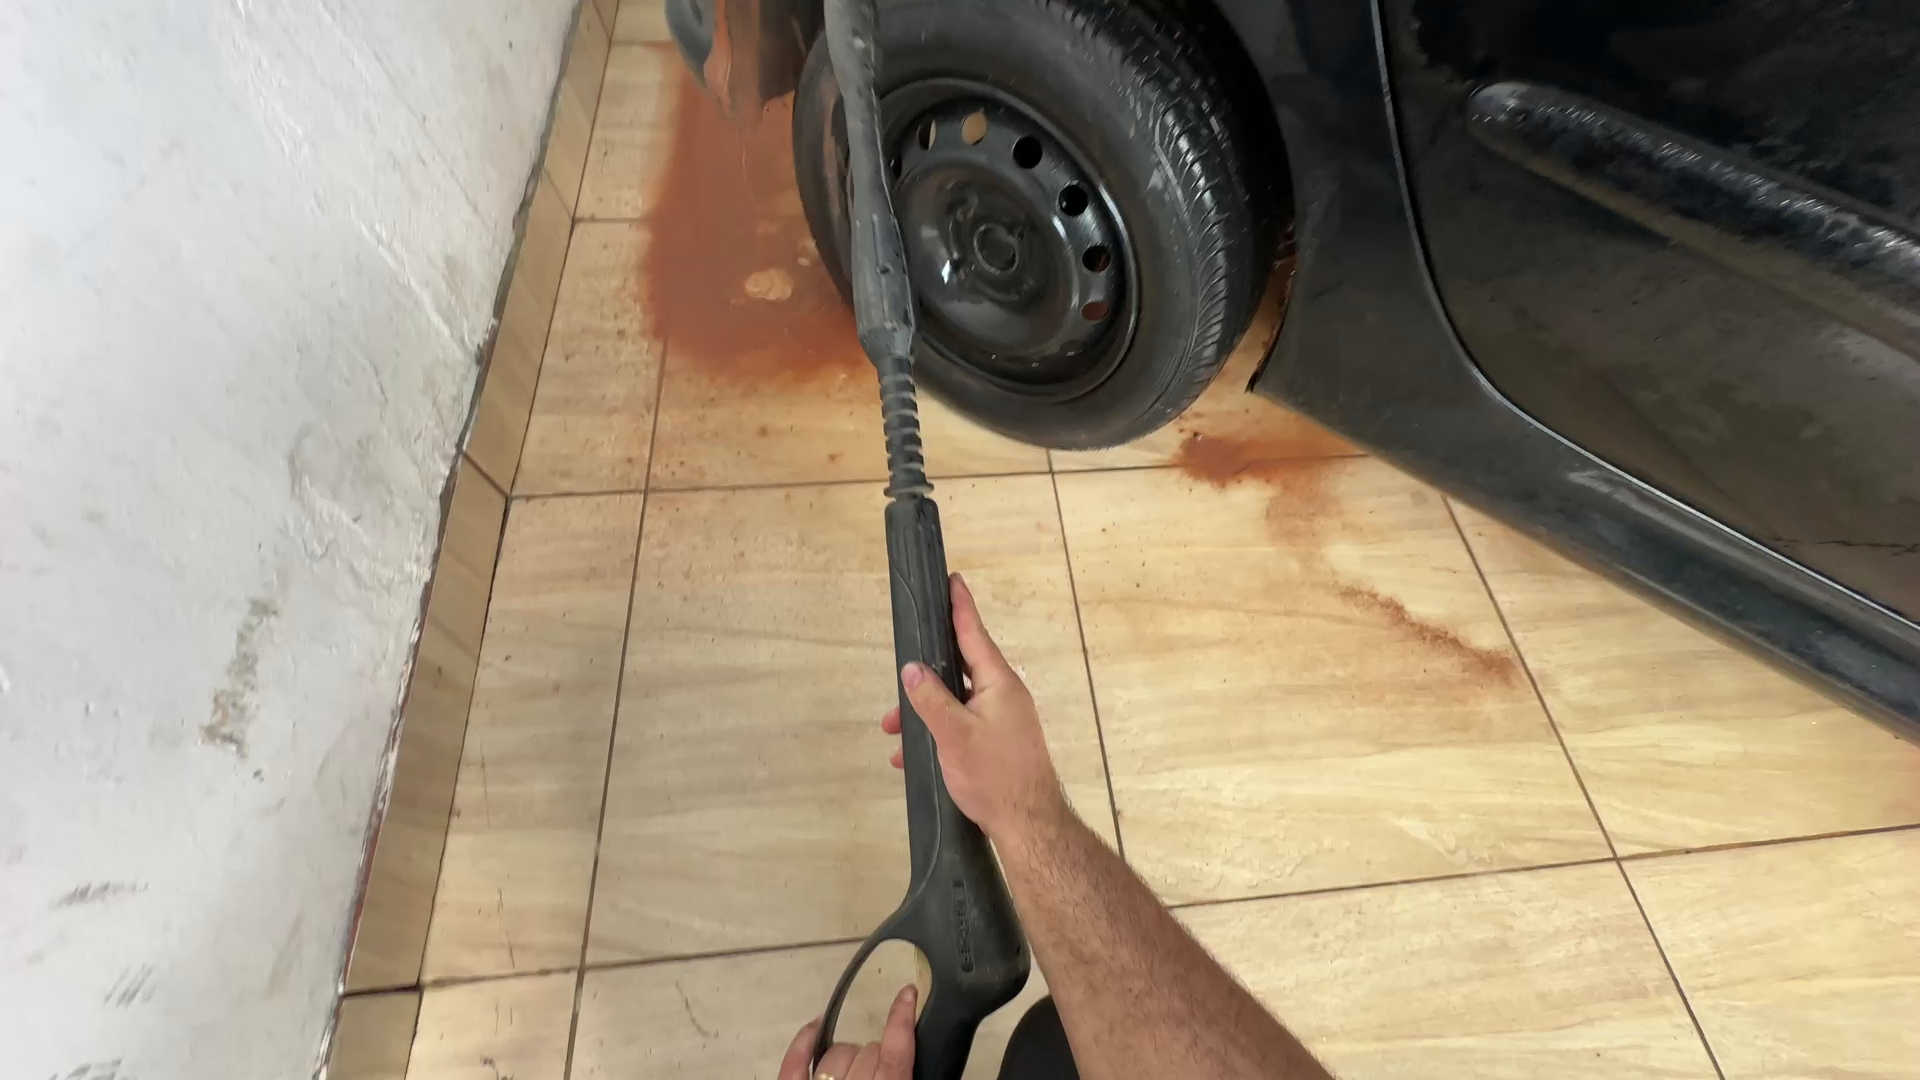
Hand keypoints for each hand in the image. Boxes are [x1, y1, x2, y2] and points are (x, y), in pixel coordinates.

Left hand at [778, 985, 916, 1079]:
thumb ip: (902, 1074)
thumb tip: (906, 1054)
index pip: (894, 1056)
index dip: (902, 1020)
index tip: (908, 991)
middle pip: (868, 1051)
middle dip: (878, 1053)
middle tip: (885, 1068)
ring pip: (837, 1052)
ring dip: (850, 1054)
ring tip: (858, 1070)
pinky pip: (795, 1063)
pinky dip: (804, 1042)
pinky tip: (816, 1025)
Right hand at [881, 573, 1069, 843]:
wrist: (1029, 825)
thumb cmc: (995, 776)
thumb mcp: (954, 734)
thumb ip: (930, 698)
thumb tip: (911, 668)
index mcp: (999, 682)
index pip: (973, 633)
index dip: (960, 605)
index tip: (952, 579)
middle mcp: (1003, 694)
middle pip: (958, 668)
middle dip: (924, 677)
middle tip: (899, 684)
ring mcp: (1001, 718)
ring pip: (955, 701)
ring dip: (924, 712)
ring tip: (895, 732)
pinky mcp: (997, 740)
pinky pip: (960, 724)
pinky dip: (937, 733)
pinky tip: (912, 757)